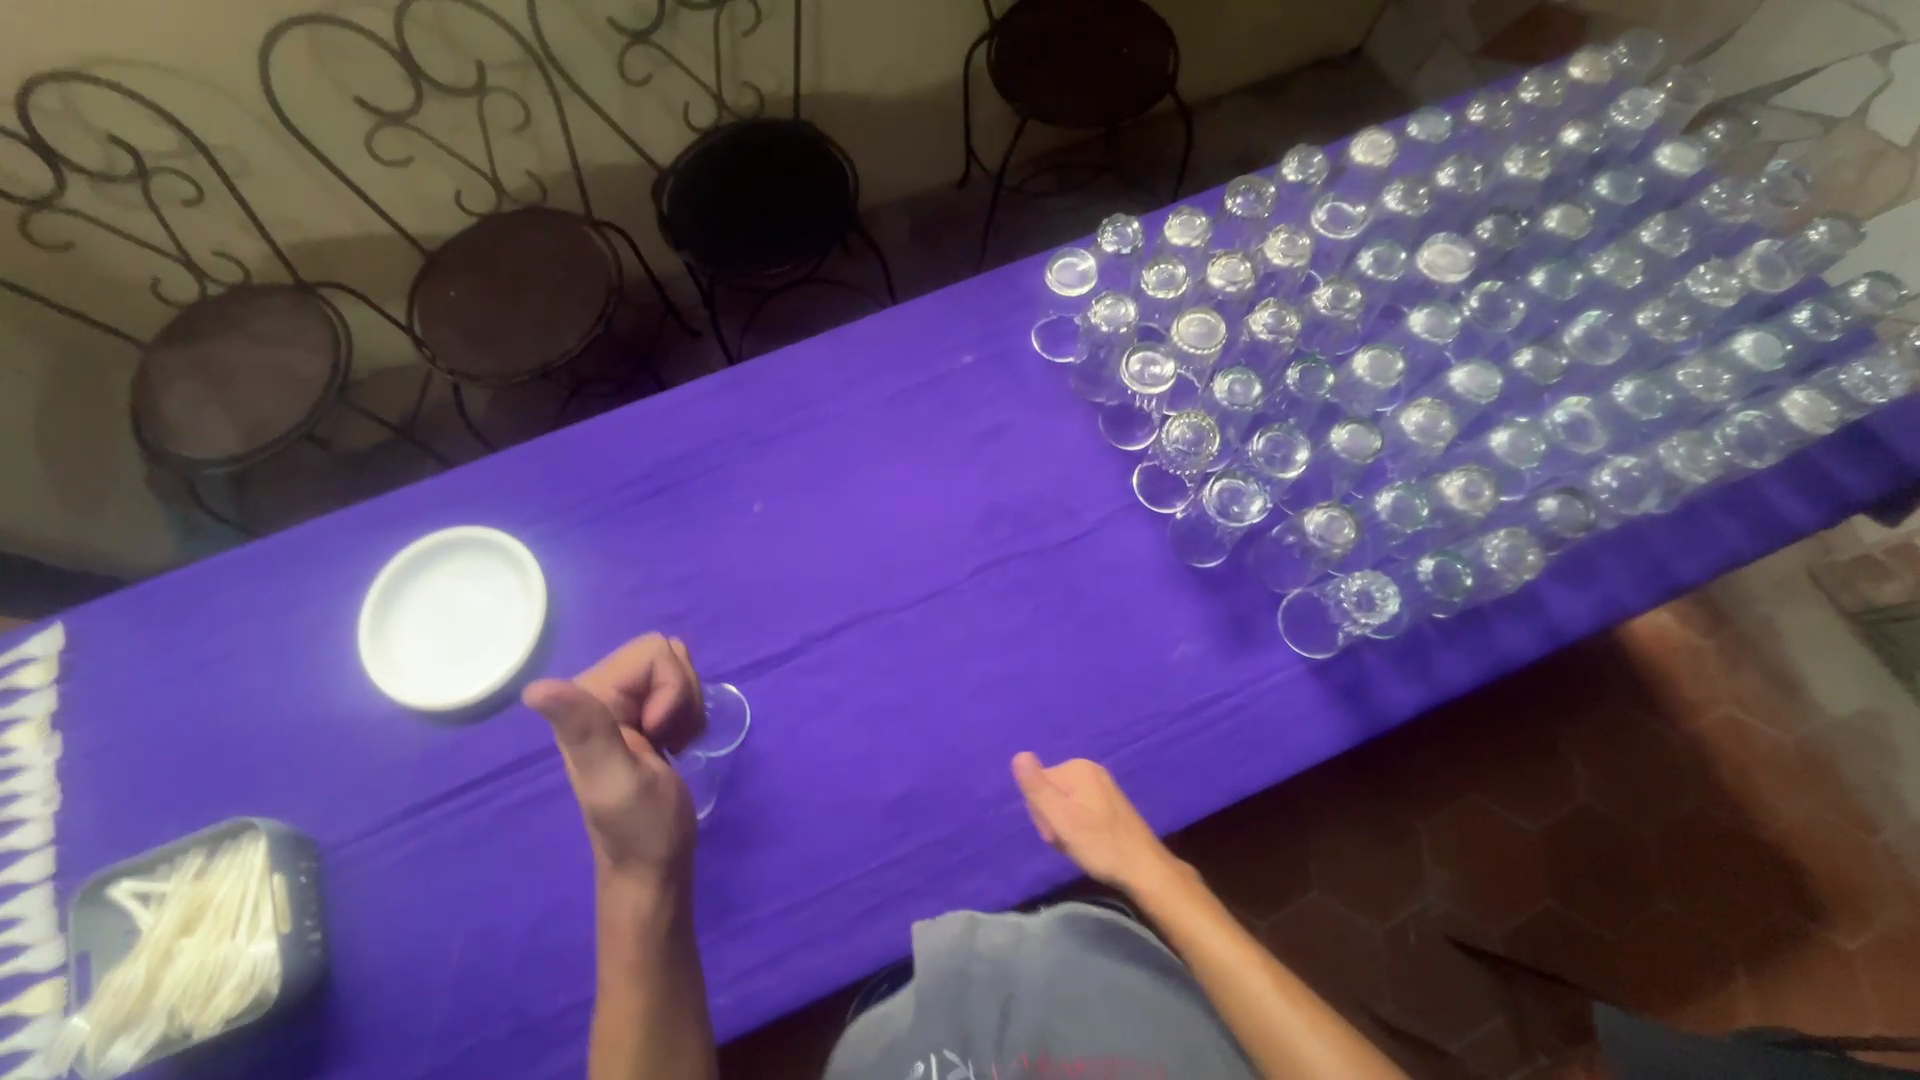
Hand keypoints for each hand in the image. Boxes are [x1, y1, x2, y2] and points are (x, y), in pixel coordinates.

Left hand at [525, 634, 704, 885]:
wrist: (654, 865)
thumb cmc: (642, 827)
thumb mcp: (617, 778)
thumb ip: (586, 729)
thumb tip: (533, 688)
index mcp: (585, 696)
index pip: (654, 650)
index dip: (672, 689)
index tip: (659, 732)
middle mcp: (596, 691)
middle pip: (667, 655)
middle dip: (682, 695)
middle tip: (669, 738)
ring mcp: (619, 703)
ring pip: (676, 667)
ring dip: (688, 705)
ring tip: (674, 742)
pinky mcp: (640, 715)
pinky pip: (679, 685)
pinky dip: (689, 712)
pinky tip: (676, 743)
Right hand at [1011, 752, 1184, 894]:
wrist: (1144, 869)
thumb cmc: (1099, 845)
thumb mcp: (1060, 819)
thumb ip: (1037, 788)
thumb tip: (1018, 754)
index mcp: (1076, 767)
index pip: (1037, 786)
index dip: (1041, 814)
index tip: (1056, 833)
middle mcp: (1089, 769)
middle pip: (1050, 793)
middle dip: (1053, 820)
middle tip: (1068, 840)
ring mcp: (1101, 785)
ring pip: (1063, 804)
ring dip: (1064, 827)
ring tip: (1079, 843)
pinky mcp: (1109, 802)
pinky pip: (1079, 810)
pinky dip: (1079, 828)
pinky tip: (1089, 842)